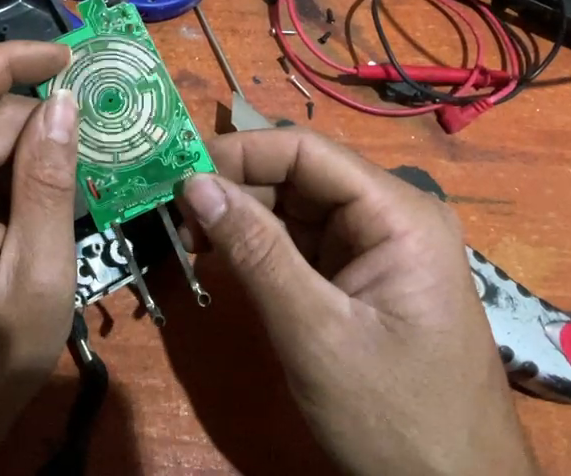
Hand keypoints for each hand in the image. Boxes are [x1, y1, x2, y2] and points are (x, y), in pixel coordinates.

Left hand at [0, 42, 77, 475]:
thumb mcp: (39, 276)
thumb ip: (48, 184)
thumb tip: (62, 103)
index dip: (8, 59)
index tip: (66, 57)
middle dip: (33, 112)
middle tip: (94, 134)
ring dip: (27, 139)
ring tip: (79, 169)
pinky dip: (11, 164)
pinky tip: (48, 188)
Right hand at [179, 129, 534, 475]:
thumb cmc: (395, 417)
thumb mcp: (316, 334)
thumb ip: (255, 252)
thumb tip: (193, 183)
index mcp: (398, 214)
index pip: (306, 152)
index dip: (239, 153)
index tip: (178, 174)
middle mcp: (390, 216)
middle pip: (297, 176)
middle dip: (234, 189)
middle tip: (172, 214)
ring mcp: (377, 248)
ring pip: (293, 208)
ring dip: (239, 218)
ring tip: (185, 238)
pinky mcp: (360, 278)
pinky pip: (300, 243)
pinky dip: (257, 248)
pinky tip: (219, 258)